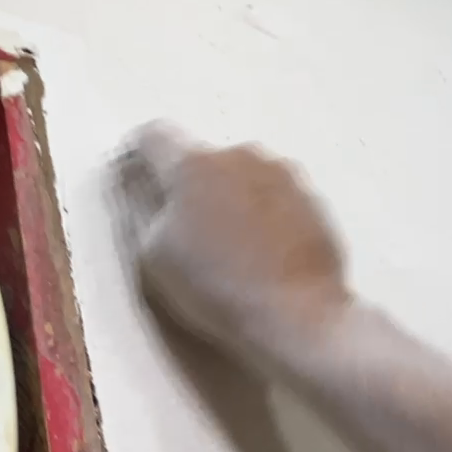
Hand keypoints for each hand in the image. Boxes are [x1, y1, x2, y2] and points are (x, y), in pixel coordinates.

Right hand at [116, 120, 352, 368]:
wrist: (296, 316)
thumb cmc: (213, 287)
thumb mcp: (154, 258)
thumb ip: (145, 212)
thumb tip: (147, 190)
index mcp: (193, 165)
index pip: (154, 135)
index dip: (139, 154)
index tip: (137, 177)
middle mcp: (240, 154)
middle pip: (202, 159)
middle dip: (191, 186)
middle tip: (187, 231)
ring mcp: (284, 174)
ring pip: (241, 177)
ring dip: (229, 199)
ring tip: (230, 248)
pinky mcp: (314, 199)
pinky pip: (274, 198)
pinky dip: (262, 217)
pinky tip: (262, 256)